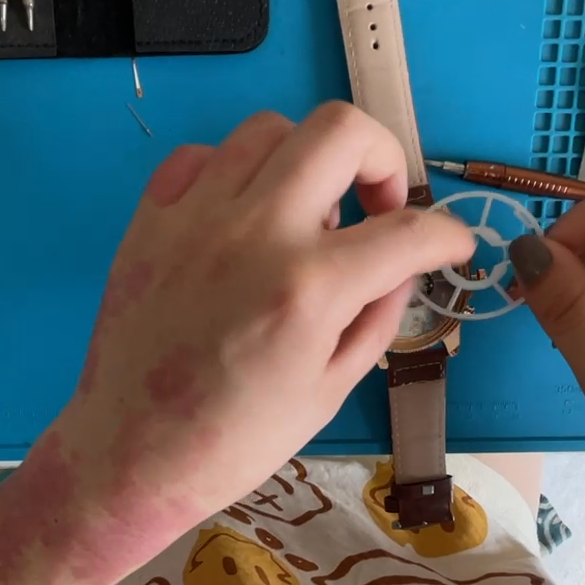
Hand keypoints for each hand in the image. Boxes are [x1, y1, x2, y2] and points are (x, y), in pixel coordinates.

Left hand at [44, 103, 473, 559]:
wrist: (132, 455)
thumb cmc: (236, 443)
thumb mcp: (328, 392)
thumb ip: (377, 317)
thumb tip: (399, 267)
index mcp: (309, 288)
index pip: (406, 230)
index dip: (447, 234)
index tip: (452, 244)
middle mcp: (255, 232)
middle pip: (340, 131)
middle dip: (383, 158)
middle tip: (378, 207)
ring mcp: (194, 218)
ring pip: (270, 129)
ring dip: (308, 161)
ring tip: (305, 218)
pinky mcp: (148, 221)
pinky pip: (201, 156)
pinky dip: (234, 173)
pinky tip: (240, 218)